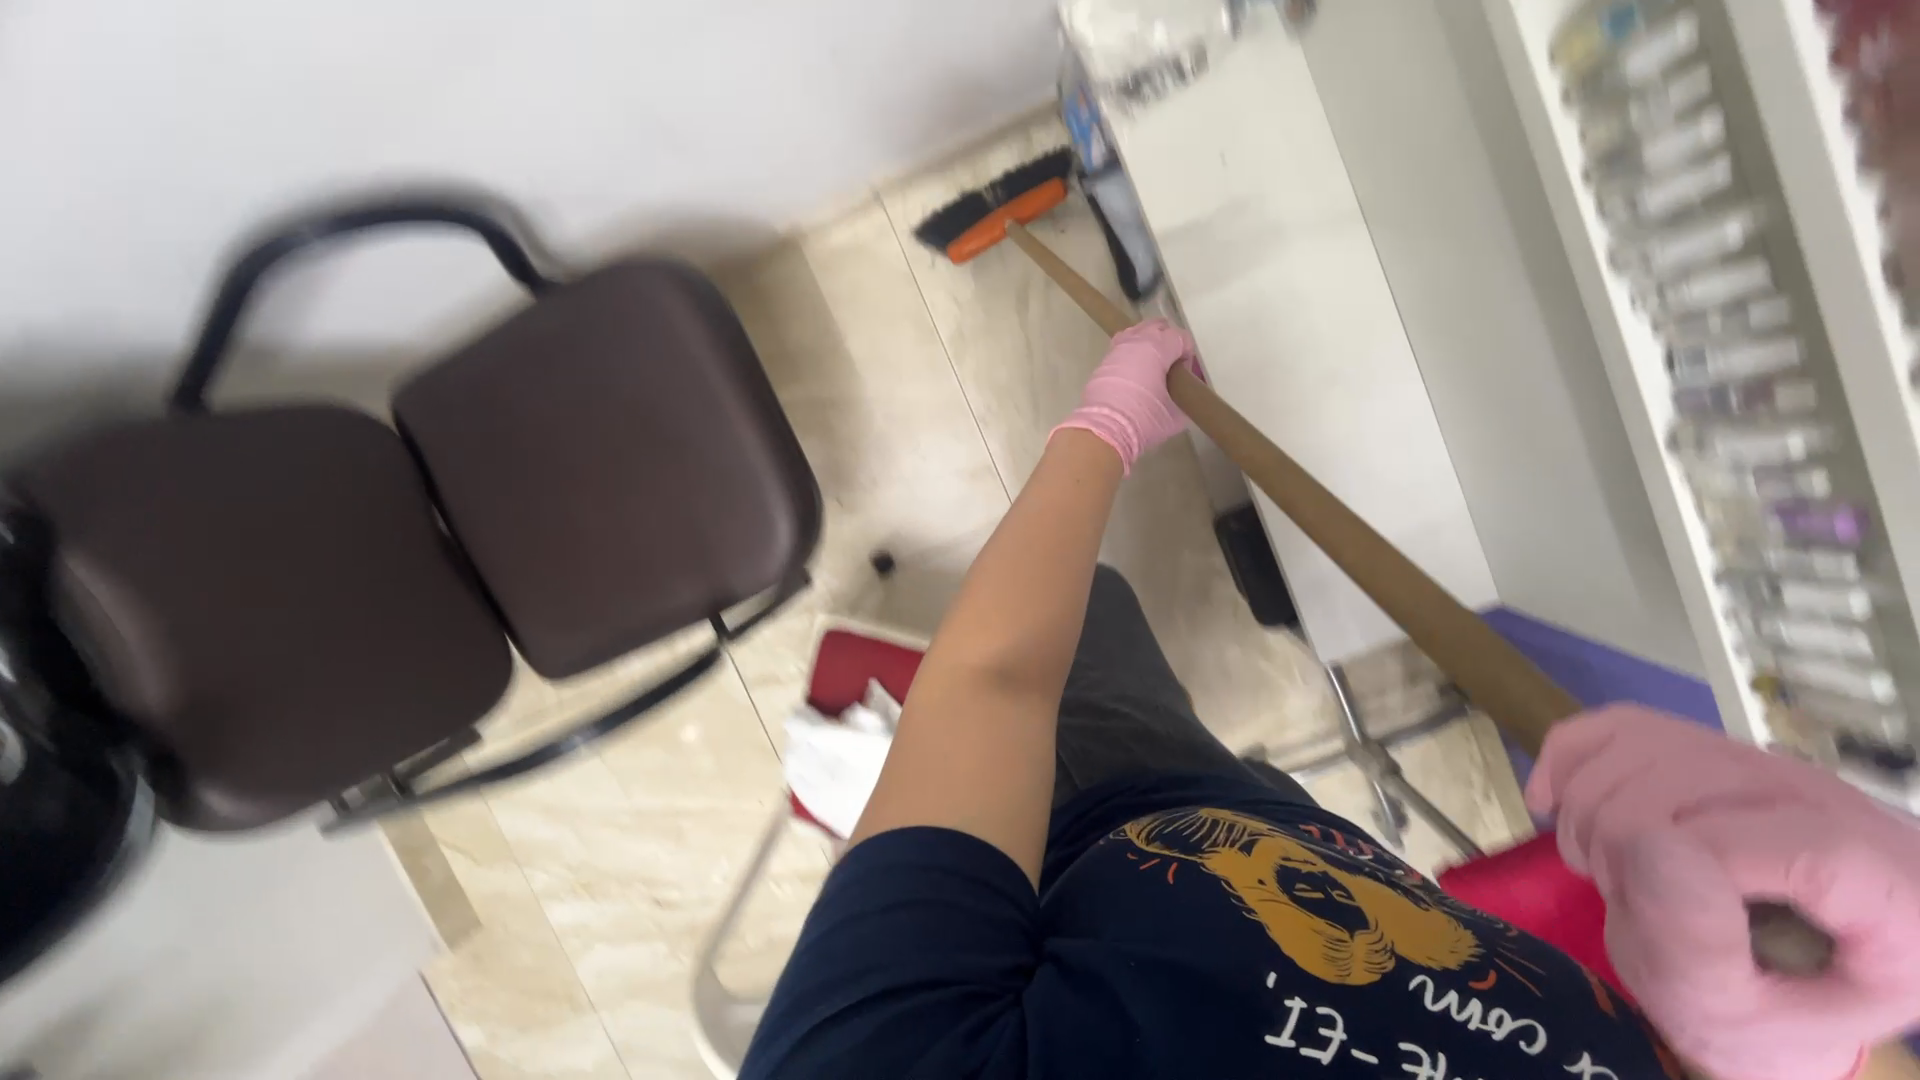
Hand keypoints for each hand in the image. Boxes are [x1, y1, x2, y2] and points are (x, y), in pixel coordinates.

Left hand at [1051, 318, 1198, 473]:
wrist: (1105, 429)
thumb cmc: (1144, 418)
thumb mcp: (1176, 414)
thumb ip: (1183, 399)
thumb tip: (1181, 399)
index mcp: (1158, 347)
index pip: (1180, 338)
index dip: (1187, 354)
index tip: (1185, 374)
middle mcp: (1137, 341)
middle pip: (1157, 327)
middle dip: (1168, 341)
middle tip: (1170, 365)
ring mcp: (1117, 349)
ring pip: (1137, 332)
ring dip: (1147, 344)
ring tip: (1151, 367)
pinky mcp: (1104, 362)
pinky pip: (1122, 347)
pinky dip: (1131, 354)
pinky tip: (1134, 373)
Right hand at [1527, 706, 1919, 1079]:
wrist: (1734, 989)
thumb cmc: (1742, 1015)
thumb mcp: (1721, 1009)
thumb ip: (1694, 940)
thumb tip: (1649, 842)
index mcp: (1896, 897)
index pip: (1803, 845)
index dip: (1696, 859)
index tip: (1634, 896)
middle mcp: (1849, 813)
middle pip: (1707, 777)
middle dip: (1619, 831)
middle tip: (1607, 888)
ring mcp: (1772, 771)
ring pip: (1650, 742)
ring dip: (1587, 802)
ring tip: (1595, 861)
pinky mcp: (1703, 749)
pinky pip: (1618, 725)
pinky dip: (1567, 760)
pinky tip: (1556, 805)